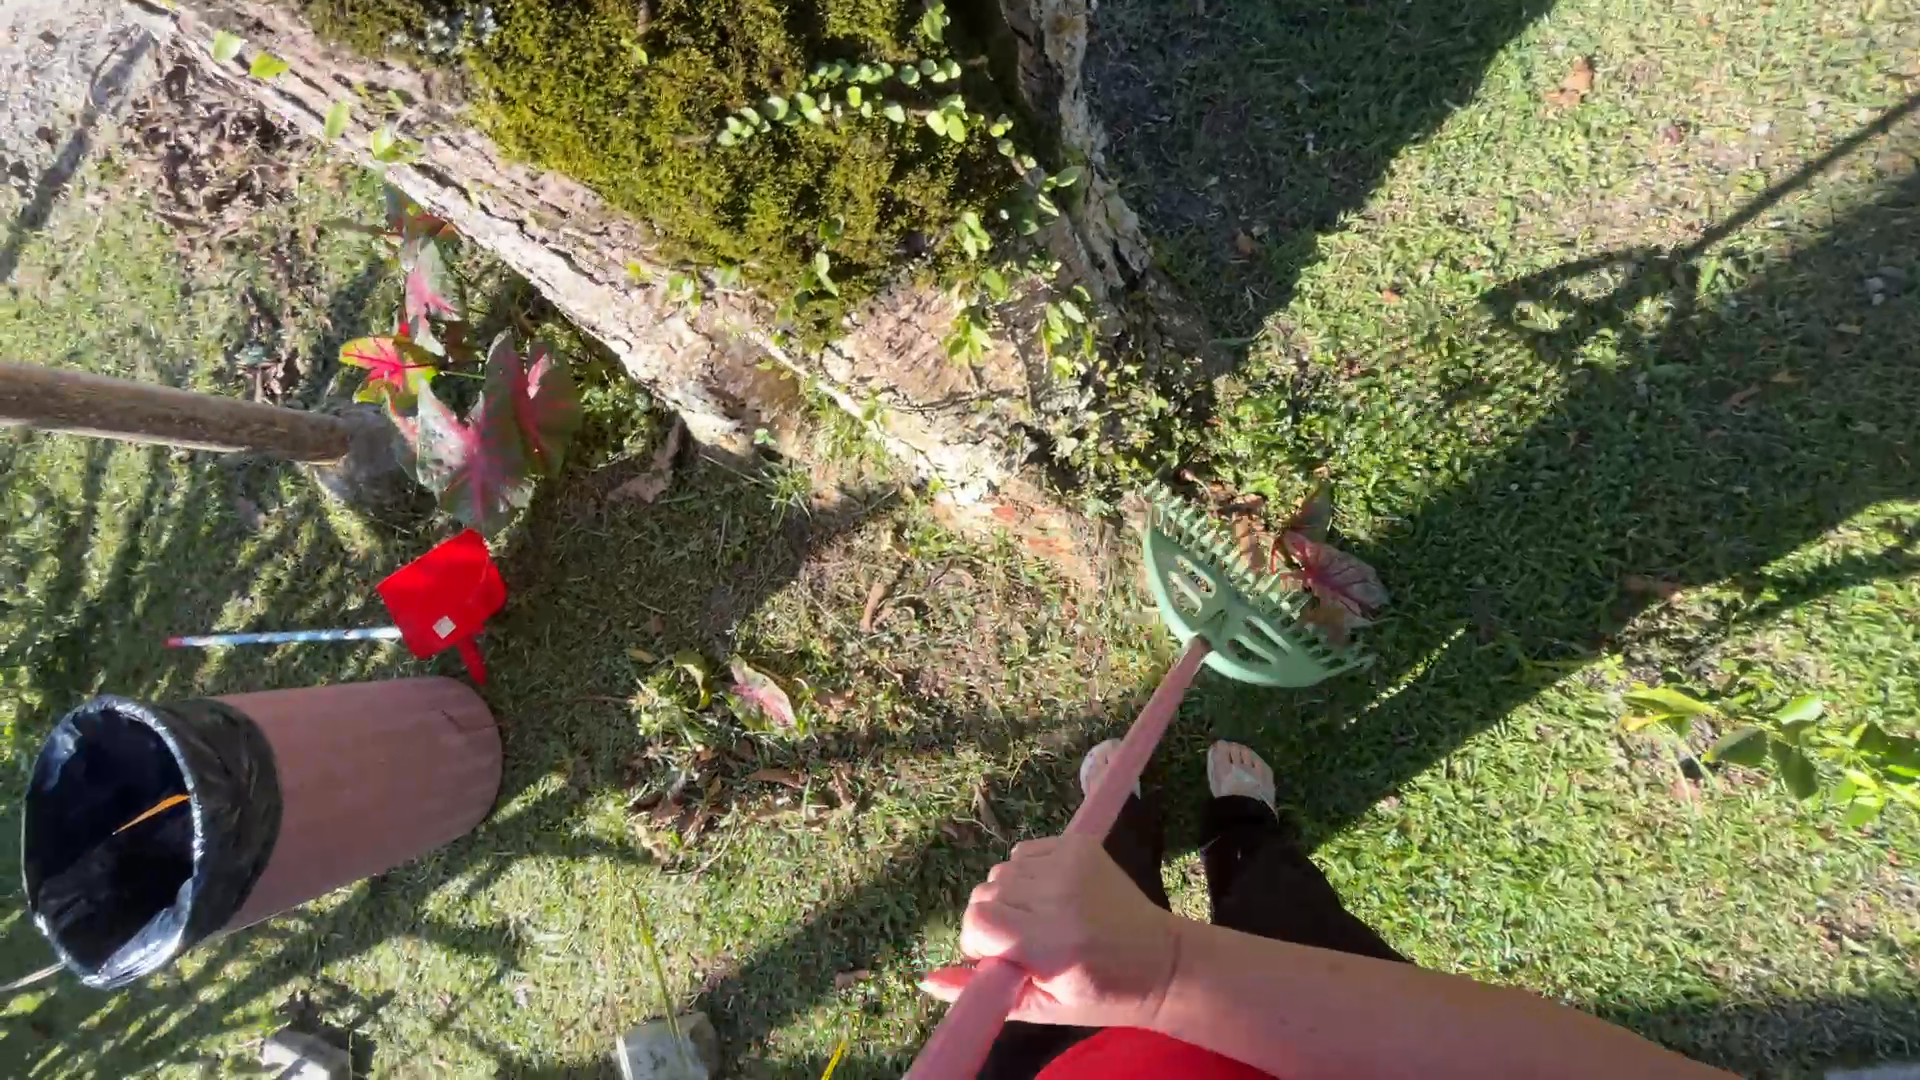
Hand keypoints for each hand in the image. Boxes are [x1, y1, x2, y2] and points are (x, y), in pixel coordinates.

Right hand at [918, 833, 1180, 1027]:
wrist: (1159, 959)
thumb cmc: (1100, 993)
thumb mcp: (1041, 1007)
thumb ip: (980, 992)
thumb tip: (924, 981)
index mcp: (1050, 944)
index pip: (978, 921)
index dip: (979, 940)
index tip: (1002, 956)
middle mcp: (1058, 896)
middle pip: (984, 891)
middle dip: (994, 917)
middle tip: (1025, 938)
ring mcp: (1069, 863)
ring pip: (1001, 870)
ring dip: (1010, 894)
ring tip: (1042, 915)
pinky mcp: (1077, 843)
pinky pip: (1022, 850)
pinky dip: (1027, 872)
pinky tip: (1053, 893)